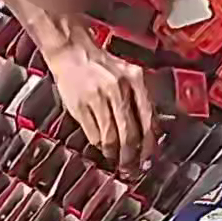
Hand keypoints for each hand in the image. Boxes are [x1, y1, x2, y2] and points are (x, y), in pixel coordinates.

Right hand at [43, 26, 157, 172]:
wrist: (72, 51)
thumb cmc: (100, 66)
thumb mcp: (127, 76)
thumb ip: (139, 100)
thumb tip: (149, 133)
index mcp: (136, 79)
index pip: (148, 120)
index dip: (149, 145)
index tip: (148, 158)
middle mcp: (119, 88)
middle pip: (130, 133)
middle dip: (132, 156)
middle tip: (131, 168)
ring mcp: (99, 97)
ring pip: (111, 137)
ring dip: (114, 154)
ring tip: (116, 161)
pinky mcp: (81, 106)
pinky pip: (94, 134)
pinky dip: (99, 145)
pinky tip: (101, 147)